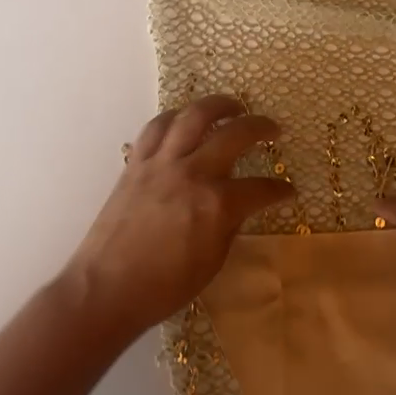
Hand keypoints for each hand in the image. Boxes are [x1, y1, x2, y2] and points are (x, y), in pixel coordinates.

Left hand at [60, 96, 294, 337]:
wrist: (107, 289)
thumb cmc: (164, 286)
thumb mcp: (213, 261)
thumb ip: (230, 225)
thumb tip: (239, 205)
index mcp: (217, 204)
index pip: (261, 189)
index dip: (280, 190)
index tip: (289, 191)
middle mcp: (192, 173)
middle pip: (235, 134)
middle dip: (261, 127)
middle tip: (273, 129)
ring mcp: (161, 164)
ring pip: (194, 116)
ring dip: (219, 105)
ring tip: (234, 107)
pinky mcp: (136, 164)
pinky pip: (157, 127)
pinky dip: (176, 118)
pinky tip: (186, 120)